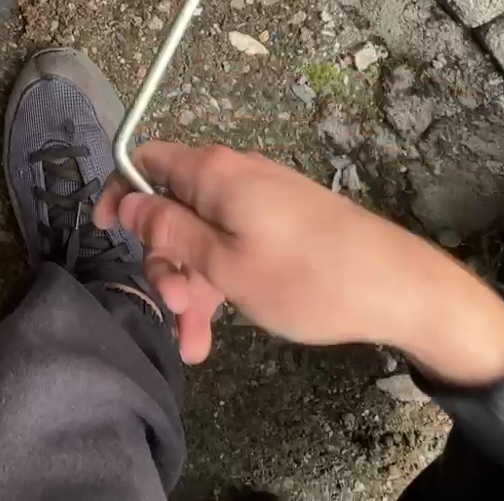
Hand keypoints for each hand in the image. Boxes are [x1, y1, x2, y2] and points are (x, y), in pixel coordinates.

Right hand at [94, 142, 503, 383]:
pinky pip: (232, 243)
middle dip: (163, 258)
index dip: (119, 193)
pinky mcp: (278, 222)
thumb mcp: (224, 264)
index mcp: (211, 172)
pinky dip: (219, 279)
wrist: (399, 286)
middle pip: (172, 205)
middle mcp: (231, 175)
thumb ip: (170, 230)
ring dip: (191, 283)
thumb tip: (127, 202)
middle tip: (172, 308)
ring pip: (202, 233)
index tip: (105, 233)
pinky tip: (215, 329)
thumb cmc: (304, 275)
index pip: (145, 161)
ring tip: (194, 343)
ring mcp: (257, 199)